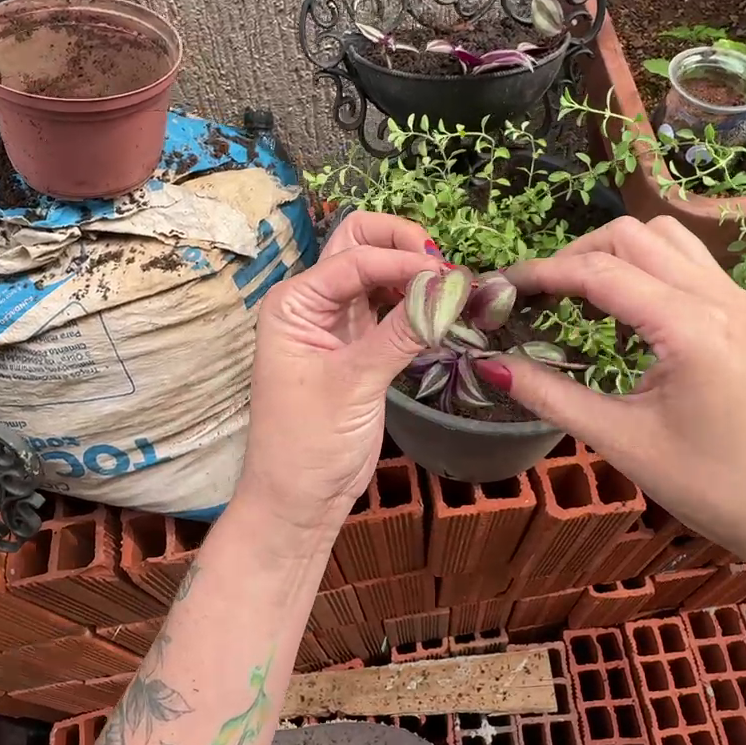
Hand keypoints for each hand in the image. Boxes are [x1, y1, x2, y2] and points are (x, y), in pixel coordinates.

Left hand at [238, 212, 434, 534]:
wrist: (298, 501)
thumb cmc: (309, 445)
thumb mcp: (355, 384)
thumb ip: (401, 332)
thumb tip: (450, 286)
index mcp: (293, 302)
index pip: (354, 259)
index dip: (403, 260)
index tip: (450, 277)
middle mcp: (311, 301)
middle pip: (358, 244)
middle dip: (401, 245)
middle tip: (443, 269)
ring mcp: (335, 321)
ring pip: (376, 270)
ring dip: (411, 270)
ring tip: (452, 290)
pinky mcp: (358, 343)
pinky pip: (388, 305)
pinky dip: (414, 300)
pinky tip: (441, 312)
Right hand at [479, 217, 745, 575]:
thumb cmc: (710, 486)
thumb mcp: (621, 441)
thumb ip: (550, 395)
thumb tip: (489, 364)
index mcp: (689, 327)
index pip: (599, 272)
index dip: (542, 273)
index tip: (501, 288)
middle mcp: (716, 296)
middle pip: (629, 236)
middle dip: (574, 256)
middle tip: (537, 296)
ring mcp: (734, 298)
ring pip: (661, 236)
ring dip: (612, 252)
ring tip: (577, 294)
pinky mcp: (740, 310)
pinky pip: (684, 258)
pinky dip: (643, 264)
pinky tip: (622, 307)